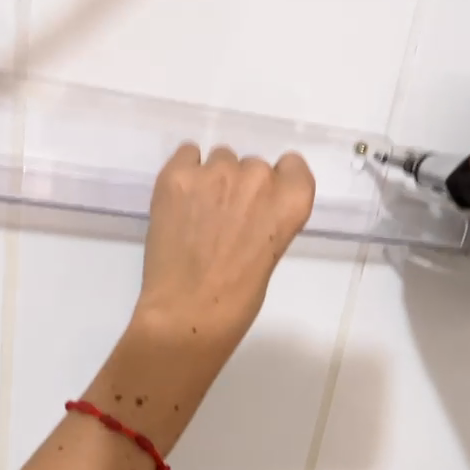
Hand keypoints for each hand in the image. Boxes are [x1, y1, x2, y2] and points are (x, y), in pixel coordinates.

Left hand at [133, 144, 315, 351]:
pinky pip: (187, 154)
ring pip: (219, 159)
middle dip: (240, 188)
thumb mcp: (270, 257)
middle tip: (224, 224)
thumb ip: (266, 222)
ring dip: (212, 181)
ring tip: (197, 219)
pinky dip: (185, 174)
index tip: (261, 206)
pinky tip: (179, 204)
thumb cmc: (235, 302)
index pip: (292, 167)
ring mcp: (216, 172)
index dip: (276, 184)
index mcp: (291, 201)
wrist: (186, 315)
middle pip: (252, 165)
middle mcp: (258, 177)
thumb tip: (244, 211)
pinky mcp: (177, 174)